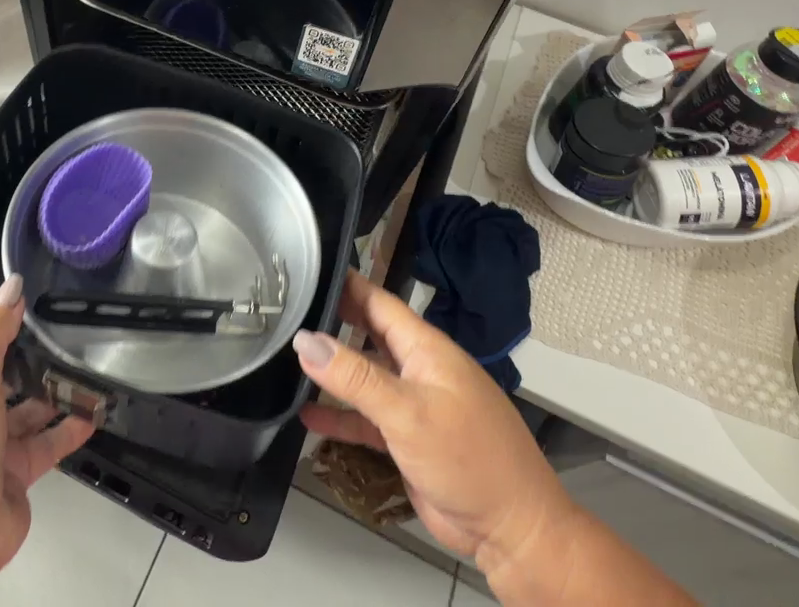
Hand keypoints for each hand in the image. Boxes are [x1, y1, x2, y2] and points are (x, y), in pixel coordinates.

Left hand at [0, 274, 93, 605]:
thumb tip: (10, 285)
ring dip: (53, 390)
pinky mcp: (13, 474)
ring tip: (89, 365)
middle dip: (28, 352)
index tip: (25, 294)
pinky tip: (95, 412)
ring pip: (26, 407)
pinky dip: (68, 428)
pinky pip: (44, 443)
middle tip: (67, 327)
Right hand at [293, 273, 574, 575]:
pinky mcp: (407, 440)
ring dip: (332, 372)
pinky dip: (340, 416)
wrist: (511, 529)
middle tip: (289, 310)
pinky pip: (366, 419)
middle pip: (369, 335)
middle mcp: (419, 369)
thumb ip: (354, 377)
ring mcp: (414, 405)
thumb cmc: (469, 459)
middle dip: (333, 322)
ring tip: (286, 358)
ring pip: (364, 378)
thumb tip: (304, 340)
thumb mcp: (407, 412)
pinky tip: (307, 415)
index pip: (379, 303)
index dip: (346, 285)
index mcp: (426, 349)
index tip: (308, 270)